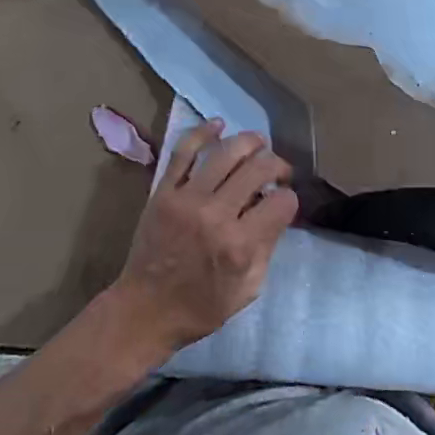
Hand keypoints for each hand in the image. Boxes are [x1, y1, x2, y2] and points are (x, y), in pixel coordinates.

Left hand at [106, 120, 298, 351]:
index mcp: (240, 245)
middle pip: (259, 168)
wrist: (144, 310)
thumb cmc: (201, 306)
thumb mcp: (248, 288)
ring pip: (227, 152)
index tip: (285, 202)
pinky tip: (219, 125)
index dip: (290, 199)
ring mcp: (187, 199)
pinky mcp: (164, 191)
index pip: (282, 202)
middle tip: (279, 173)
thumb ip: (268, 246)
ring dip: (250, 142)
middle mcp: (216, 215)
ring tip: (259, 145)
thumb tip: (278, 210)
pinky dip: (203, 132)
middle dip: (278, 165)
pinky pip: (184, 151)